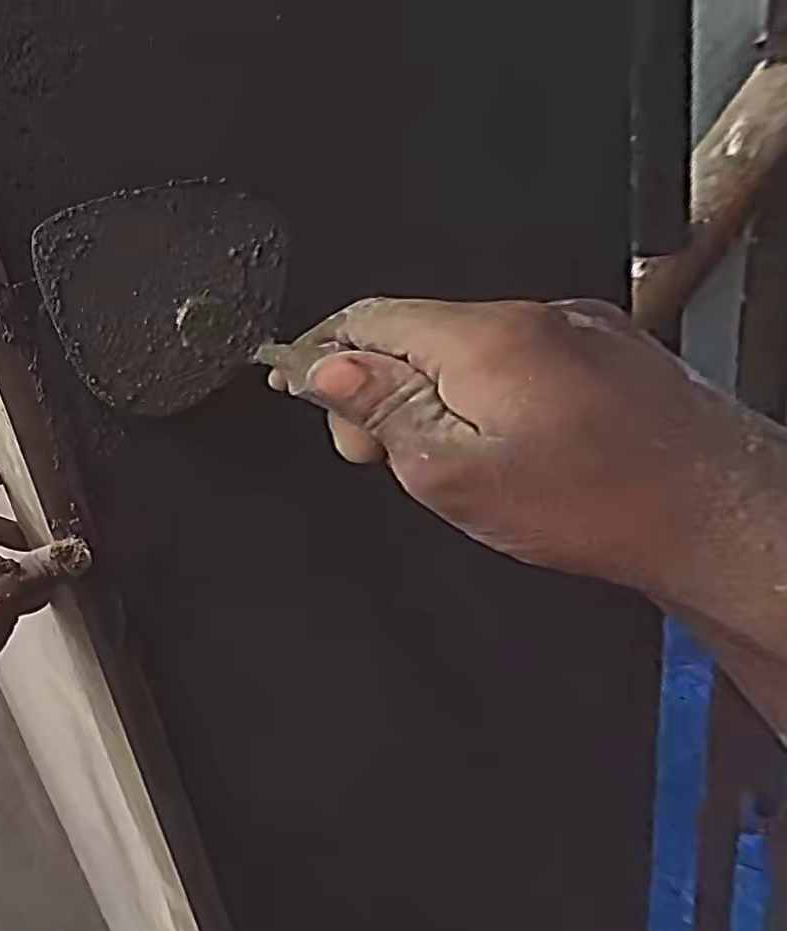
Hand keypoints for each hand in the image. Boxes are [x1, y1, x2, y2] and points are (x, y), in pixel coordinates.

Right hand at [269, 297, 772, 593]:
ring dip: (409, 394)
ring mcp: (572, 332)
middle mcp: (534, 319)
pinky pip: (490, 359)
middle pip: (401, 332)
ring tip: (426, 453)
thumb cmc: (594, 503)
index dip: (314, 353)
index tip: (290, 387)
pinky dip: (455, 393)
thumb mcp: (446, 467)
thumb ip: (377, 408)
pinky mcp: (594, 353)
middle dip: (364, 387)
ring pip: (443, 348)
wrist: (727, 525)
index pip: (365, 319)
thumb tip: (324, 368)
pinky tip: (468, 439)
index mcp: (489, 340)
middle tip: (370, 449)